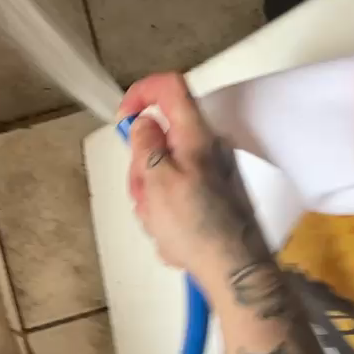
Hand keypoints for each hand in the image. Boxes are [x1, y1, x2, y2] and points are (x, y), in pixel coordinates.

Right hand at [117, 73, 263, 287]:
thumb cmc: (194, 225)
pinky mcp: (208, 195)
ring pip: (161, 169)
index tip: (122, 120)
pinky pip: (172, 193)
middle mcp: (205, 147)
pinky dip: (162, 210)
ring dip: (148, 194)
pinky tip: (168, 231)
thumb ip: (146, 146)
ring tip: (156, 219)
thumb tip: (143, 123)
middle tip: (141, 192)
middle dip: (139, 165)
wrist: (230, 266)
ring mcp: (208, 172)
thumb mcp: (158, 181)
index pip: (169, 88)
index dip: (141, 94)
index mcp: (195, 135)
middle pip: (159, 136)